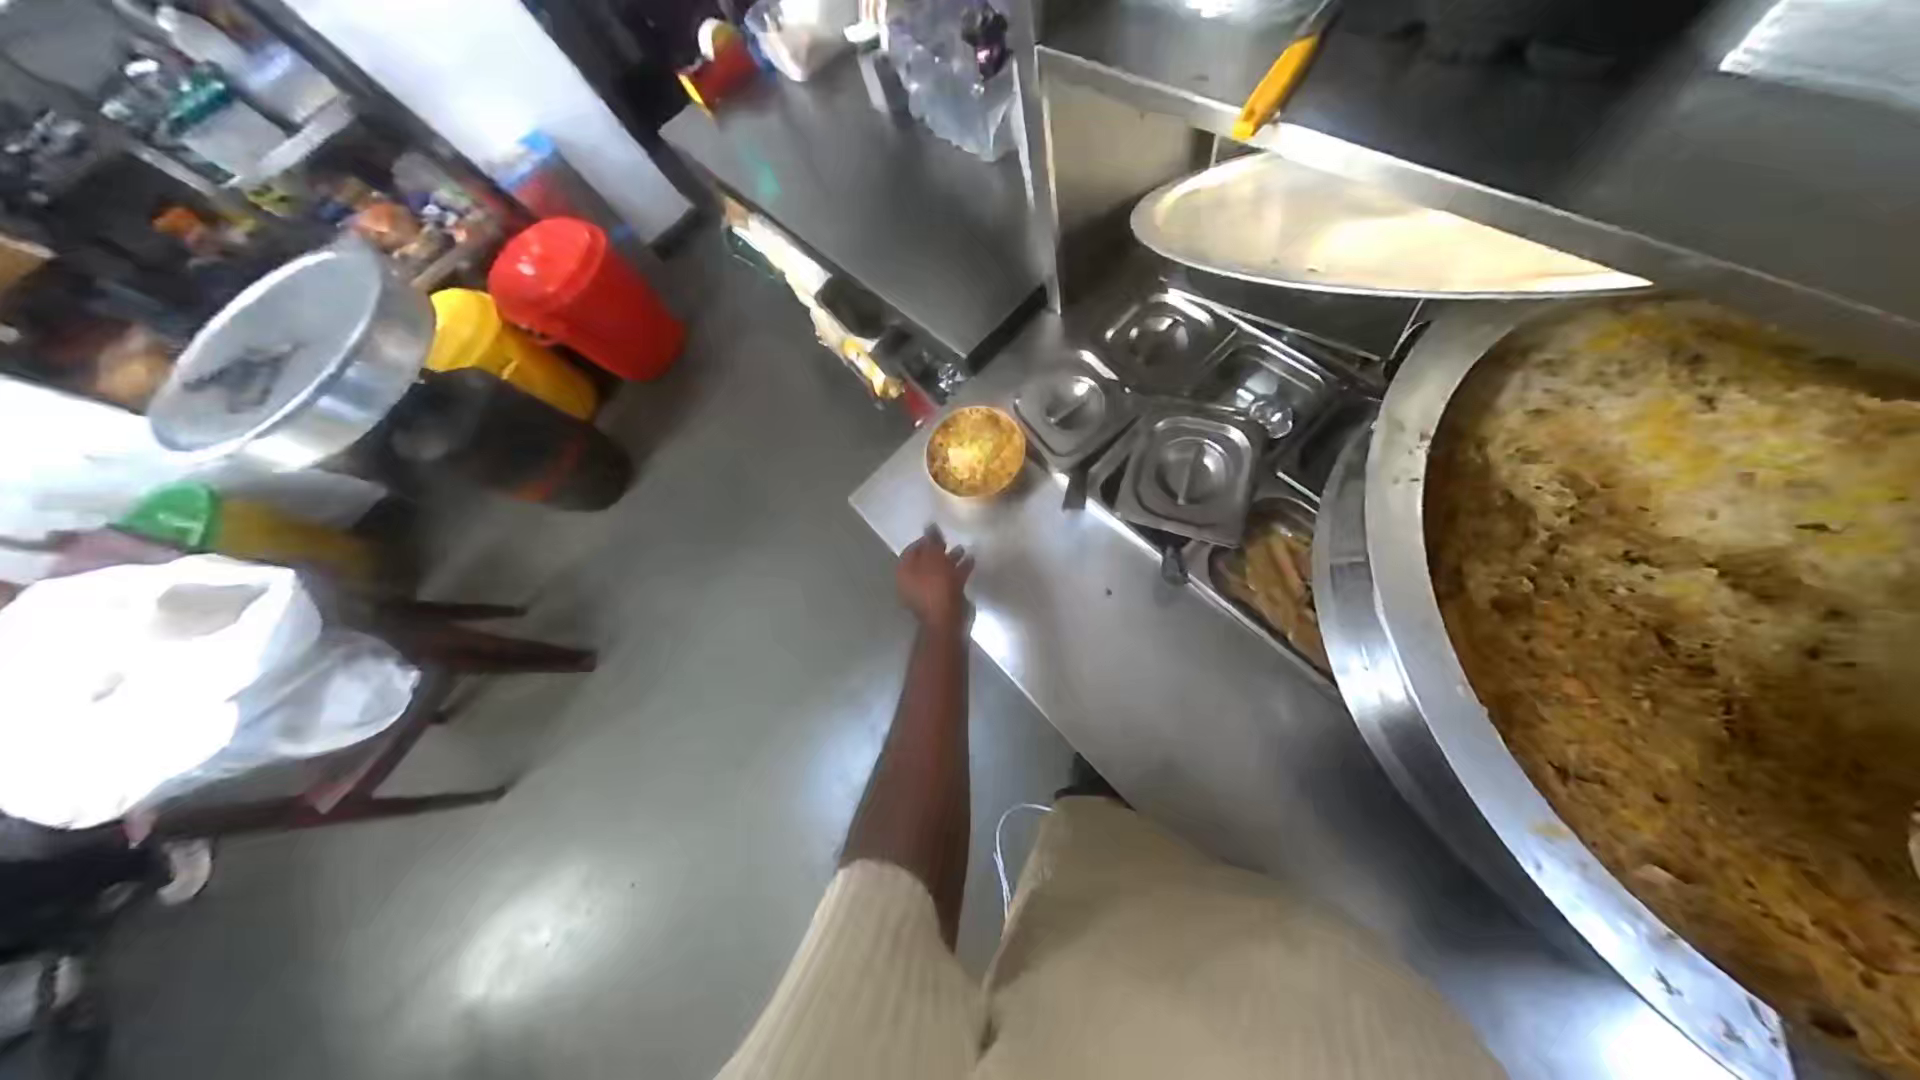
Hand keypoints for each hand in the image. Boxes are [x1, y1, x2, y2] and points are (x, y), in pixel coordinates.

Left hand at [896, 525, 973, 629]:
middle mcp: (912, 581)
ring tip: (963, 550)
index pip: (912, 549)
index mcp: (905, 570)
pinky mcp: (941, 600)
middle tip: (950, 541)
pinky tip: (970, 562)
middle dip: (939, 550)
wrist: (947, 619)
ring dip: (950, 560)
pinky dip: (958, 571)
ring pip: (938, 571)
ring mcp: (926, 592)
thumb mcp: (934, 558)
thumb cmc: (937, 586)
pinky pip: (949, 581)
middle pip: (925, 561)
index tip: (938, 533)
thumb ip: (932, 540)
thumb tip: (929, 525)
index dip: (925, 540)